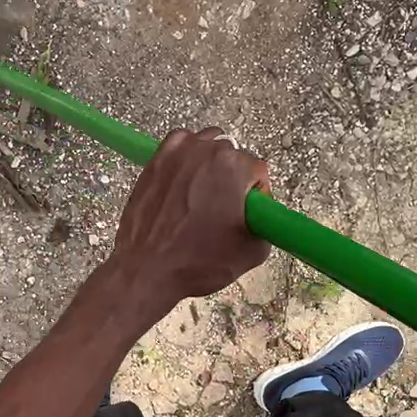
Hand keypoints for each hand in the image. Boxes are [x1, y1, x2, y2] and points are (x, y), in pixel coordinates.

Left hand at [106, 127, 270, 316]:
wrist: (148, 271)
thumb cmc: (196, 262)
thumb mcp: (252, 251)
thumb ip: (268, 224)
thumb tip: (261, 216)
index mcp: (235, 168)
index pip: (258, 172)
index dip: (255, 195)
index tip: (246, 211)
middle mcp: (207, 151)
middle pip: (232, 157)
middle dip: (232, 179)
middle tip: (223, 208)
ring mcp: (178, 154)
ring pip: (206, 146)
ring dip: (209, 165)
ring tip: (201, 196)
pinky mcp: (156, 161)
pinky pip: (179, 145)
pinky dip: (185, 157)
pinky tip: (183, 182)